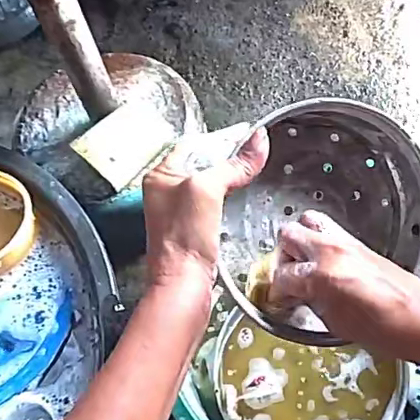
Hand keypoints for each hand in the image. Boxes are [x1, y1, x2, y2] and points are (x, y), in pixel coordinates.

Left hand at [141, 126, 269, 287]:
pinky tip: (240, 199)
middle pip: (204, 164)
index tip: (248, 134)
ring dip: (230, 178)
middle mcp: (167, 193)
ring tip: (250, 171)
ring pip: (211, 185)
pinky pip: (215, 205)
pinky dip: (230, 199)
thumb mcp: (208, 189)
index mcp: (161, 176)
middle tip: (252, 151)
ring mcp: (180, 212)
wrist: (184, 284)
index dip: (221, 138)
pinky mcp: (194, 230)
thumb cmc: (182, 241)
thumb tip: (258, 141)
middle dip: (227, 157)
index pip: (195, 144)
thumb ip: (234, 164)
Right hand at [266, 210, 419, 345]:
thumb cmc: (385, 329)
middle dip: (284, 255)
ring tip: (306, 263)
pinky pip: (331, 231)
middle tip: (289, 275)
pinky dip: (322, 242)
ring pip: (309, 222)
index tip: (279, 297)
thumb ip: (310, 301)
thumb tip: (299, 294)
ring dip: (302, 241)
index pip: (282, 274)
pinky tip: (327, 265)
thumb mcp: (335, 322)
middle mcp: (332, 251)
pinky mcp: (361, 243)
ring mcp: (347, 243)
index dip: (276, 290)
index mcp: (321, 274)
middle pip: (289, 235)